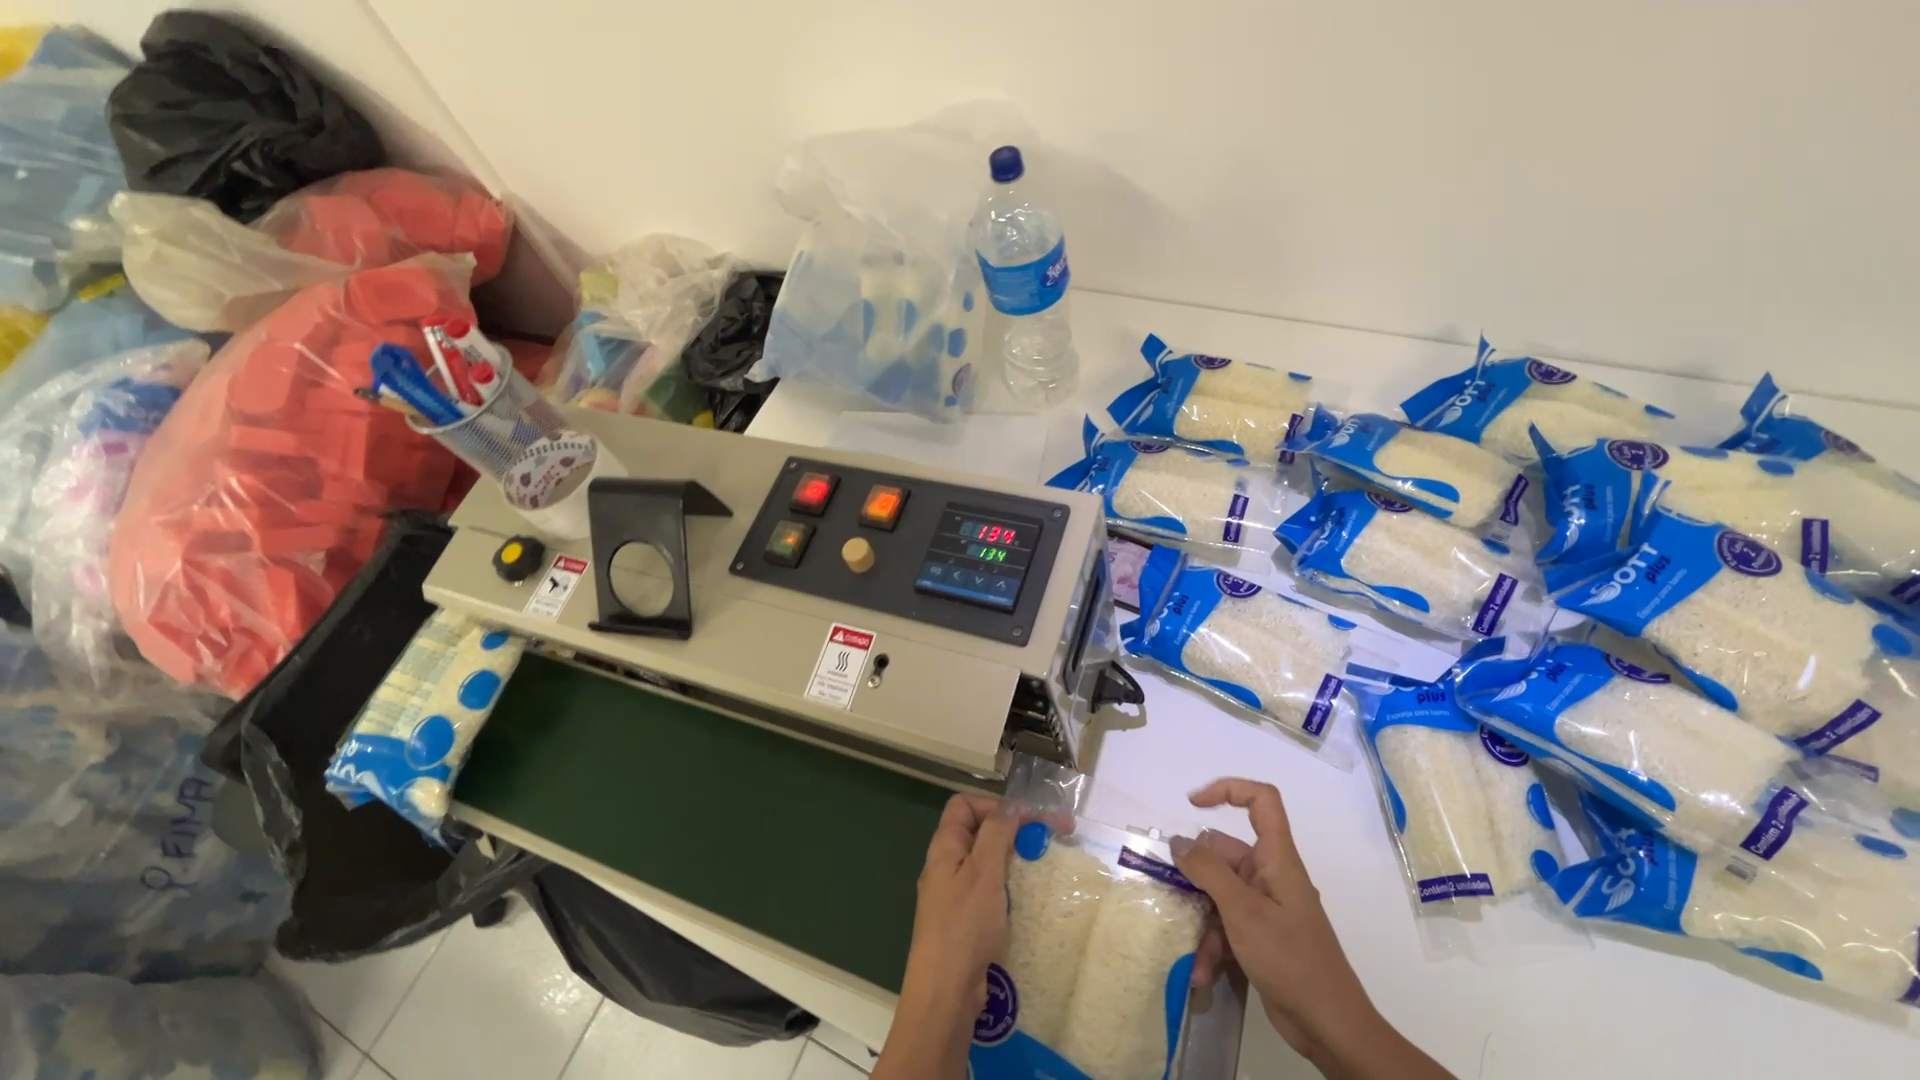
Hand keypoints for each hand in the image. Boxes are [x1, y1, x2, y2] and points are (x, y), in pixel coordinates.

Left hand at [875, 794, 1021, 1079]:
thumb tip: (1010, 806)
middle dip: (1015, 830)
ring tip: (1046, 864)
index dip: (994, 804)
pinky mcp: (968, 920)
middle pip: (980, 832)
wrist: (947, 990)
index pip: (964, 806)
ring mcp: (957, 894)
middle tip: (1054, 837)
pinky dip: (1012, 887)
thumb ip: (996, 833)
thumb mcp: (983, 871)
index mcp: (945, 848)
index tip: (1028, 818)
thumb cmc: (964, 924)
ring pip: (989, 863)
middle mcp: (947, 866)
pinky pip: (991, 891)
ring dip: (1016, 858)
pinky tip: (1031, 896)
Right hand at [1173, 779, 1451, 1079]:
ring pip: (1219, 894)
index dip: (1228, 790)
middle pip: (1225, 853)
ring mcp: (1266, 906)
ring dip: (1202, 922)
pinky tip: (1203, 973)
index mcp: (1277, 858)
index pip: (1261, 801)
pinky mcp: (1261, 934)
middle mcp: (1271, 875)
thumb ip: (1208, 870)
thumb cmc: (1290, 958)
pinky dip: (1213, 946)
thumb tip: (1179, 841)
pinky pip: (1226, 925)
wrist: (1329, 1024)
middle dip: (1196, 876)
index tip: (1193, 803)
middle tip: (1172, 892)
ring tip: (1193, 952)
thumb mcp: (1242, 911)